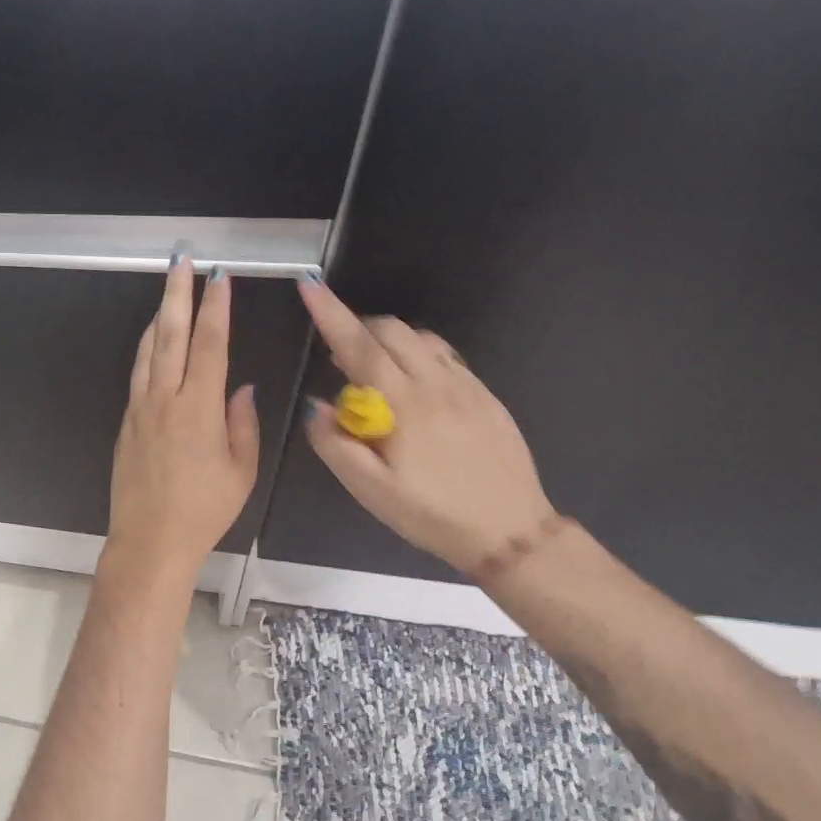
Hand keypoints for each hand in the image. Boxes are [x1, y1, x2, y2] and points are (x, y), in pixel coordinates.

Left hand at [107, 260, 260, 579]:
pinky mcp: (127, 420)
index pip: (209, 345)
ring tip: (170, 289)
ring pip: (148, 350)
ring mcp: (141, 408)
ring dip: (160, 315)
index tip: (220, 278)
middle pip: (170, 334)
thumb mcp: (241, 470)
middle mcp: (165, 399)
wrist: (150, 538)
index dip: (215, 308)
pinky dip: (148, 348)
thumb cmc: (204, 510)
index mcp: (199, 409)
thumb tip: (242, 388)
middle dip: (177, 293)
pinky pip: (138, 372)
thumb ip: (242, 423)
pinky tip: (154, 339)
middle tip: (181, 260)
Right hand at [298, 276, 554, 572]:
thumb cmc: (430, 514)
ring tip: (374, 375)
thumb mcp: (370, 491)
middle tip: (340, 362)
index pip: (359, 346)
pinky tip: (413, 388)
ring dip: (388, 341)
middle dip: (358, 329)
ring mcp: (466, 387)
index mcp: (404, 406)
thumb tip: (314, 405)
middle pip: (391, 330)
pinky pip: (446, 356)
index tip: (309, 286)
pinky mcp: (486, 397)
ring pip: (421, 338)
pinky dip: (418, 355)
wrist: (511, 534)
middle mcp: (436, 385)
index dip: (331, 314)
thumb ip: (335, 444)